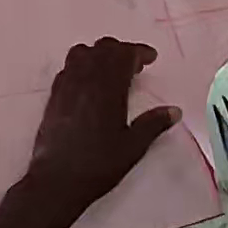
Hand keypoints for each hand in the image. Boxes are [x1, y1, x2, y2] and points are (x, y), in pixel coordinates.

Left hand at [23, 37, 180, 214]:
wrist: (57, 180)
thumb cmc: (98, 164)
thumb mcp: (133, 146)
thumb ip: (154, 124)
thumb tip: (174, 111)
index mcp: (108, 88)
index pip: (124, 55)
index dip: (139, 52)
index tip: (150, 58)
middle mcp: (85, 80)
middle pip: (103, 48)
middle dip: (121, 51)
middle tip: (135, 66)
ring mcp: (66, 85)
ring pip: (82, 53)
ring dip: (99, 54)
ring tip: (110, 70)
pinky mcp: (54, 95)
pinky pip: (68, 68)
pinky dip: (81, 66)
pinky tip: (88, 84)